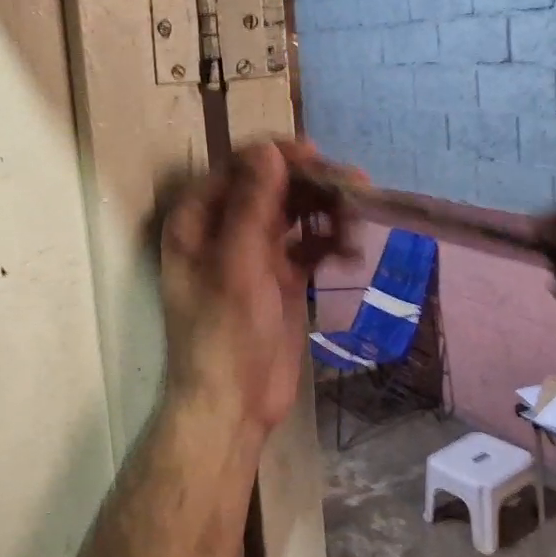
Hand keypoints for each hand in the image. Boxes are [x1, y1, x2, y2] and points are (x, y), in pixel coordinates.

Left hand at [158, 140, 351, 433]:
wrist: (233, 407)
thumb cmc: (224, 335)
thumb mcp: (236, 265)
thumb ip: (250, 205)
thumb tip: (269, 149)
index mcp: (197, 218)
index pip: (240, 167)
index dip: (279, 158)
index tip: (321, 159)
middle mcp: (222, 227)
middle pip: (271, 185)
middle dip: (312, 183)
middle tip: (357, 189)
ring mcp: (253, 252)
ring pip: (293, 212)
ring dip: (325, 210)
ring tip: (358, 221)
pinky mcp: (279, 277)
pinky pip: (306, 244)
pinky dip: (328, 240)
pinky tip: (350, 248)